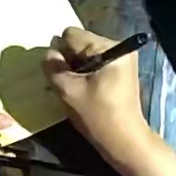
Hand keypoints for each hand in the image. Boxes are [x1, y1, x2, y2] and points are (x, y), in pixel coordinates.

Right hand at [43, 27, 149, 155]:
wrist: (124, 141)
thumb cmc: (97, 115)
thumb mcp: (68, 90)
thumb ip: (53, 67)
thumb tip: (50, 52)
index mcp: (109, 47)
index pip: (71, 35)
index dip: (60, 53)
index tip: (65, 75)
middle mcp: (118, 46)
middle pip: (79, 41)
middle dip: (70, 60)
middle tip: (71, 84)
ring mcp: (121, 57)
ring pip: (85, 52)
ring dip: (76, 67)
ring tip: (79, 89)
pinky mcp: (120, 68)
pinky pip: (94, 61)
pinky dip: (86, 72)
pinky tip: (87, 90)